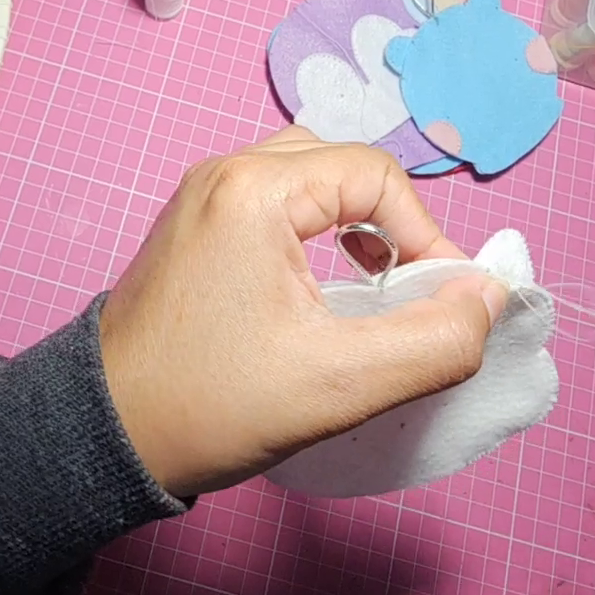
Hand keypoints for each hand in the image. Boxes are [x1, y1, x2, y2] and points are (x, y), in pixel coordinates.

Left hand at [99, 127, 505, 497]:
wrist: (108, 430)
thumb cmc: (212, 404)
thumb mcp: (341, 383)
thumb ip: (434, 339)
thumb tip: (487, 295)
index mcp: (254, 190)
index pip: (375, 174)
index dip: (427, 234)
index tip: (442, 300)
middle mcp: (225, 173)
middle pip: (341, 164)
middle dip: (391, 220)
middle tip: (407, 287)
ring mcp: (203, 194)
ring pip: (308, 175)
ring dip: (353, 217)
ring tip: (372, 276)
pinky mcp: (195, 221)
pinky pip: (273, 197)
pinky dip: (314, 224)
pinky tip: (323, 273)